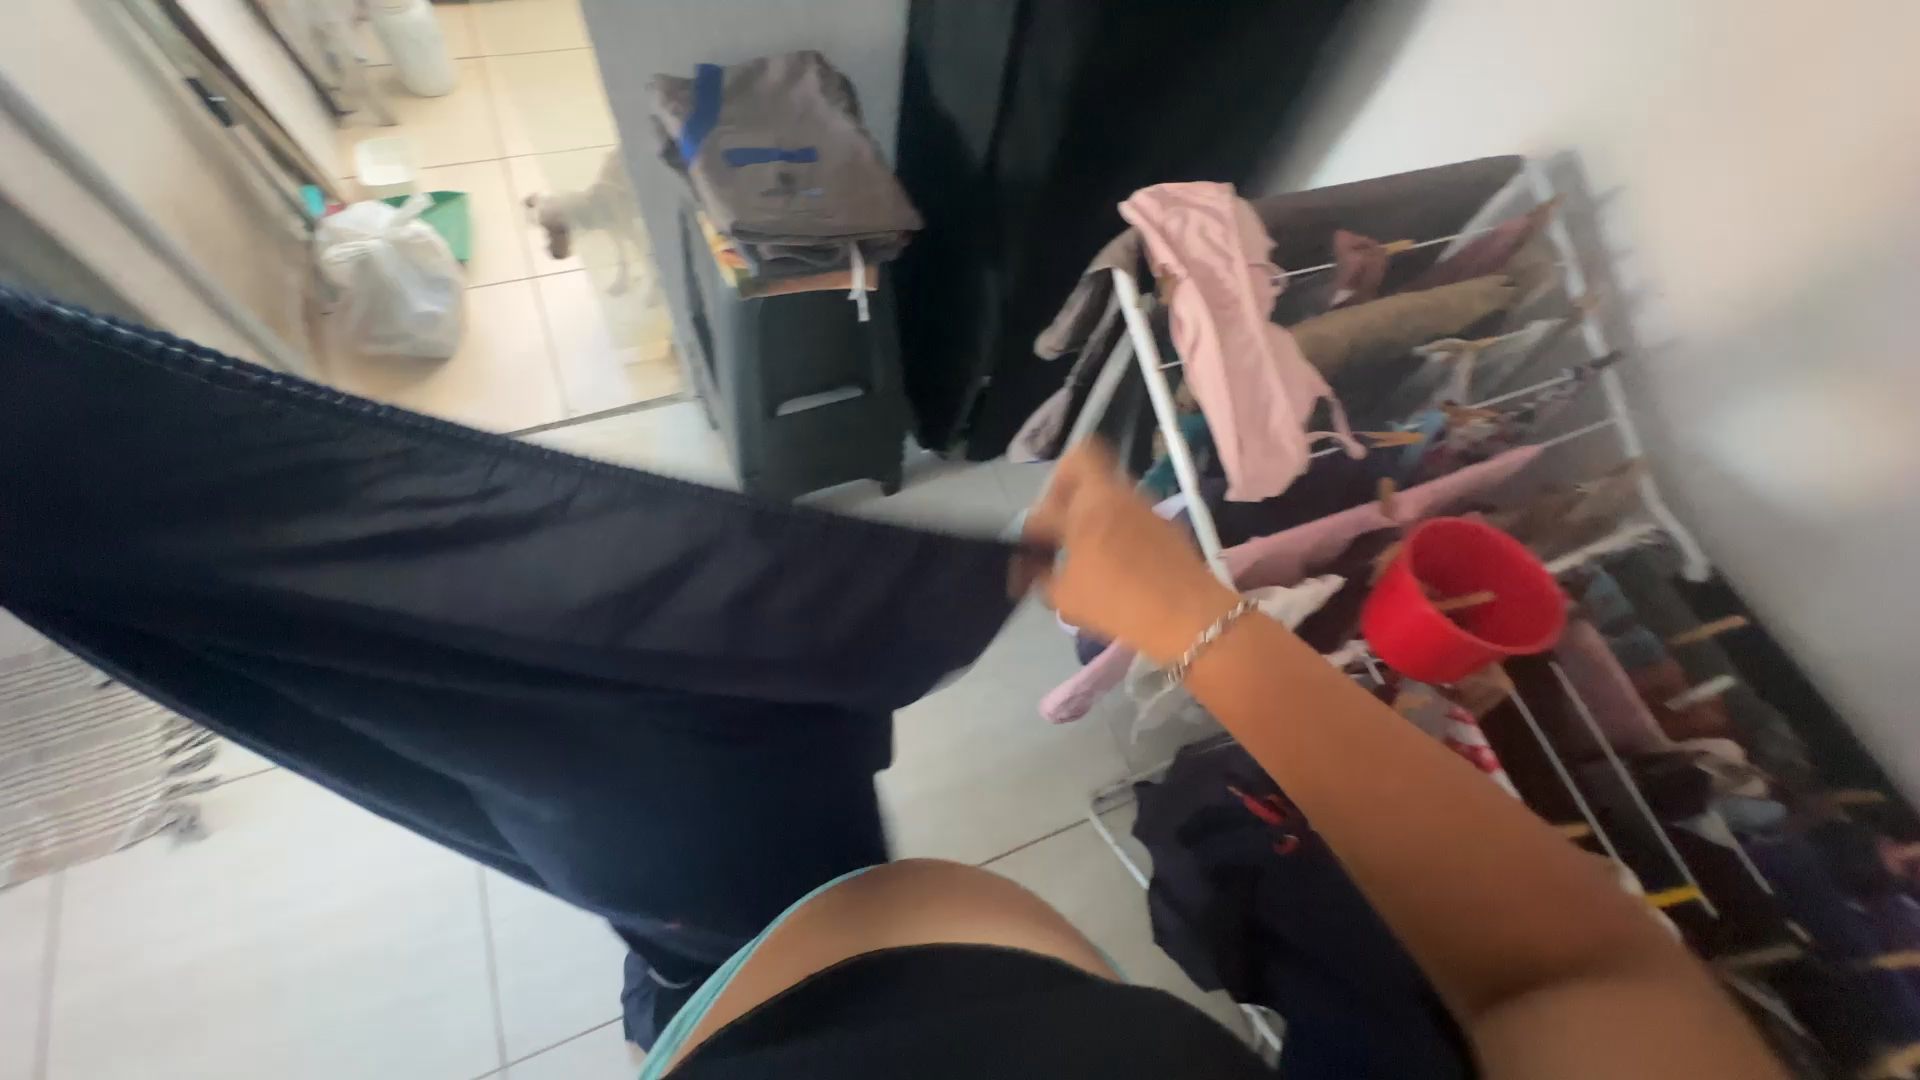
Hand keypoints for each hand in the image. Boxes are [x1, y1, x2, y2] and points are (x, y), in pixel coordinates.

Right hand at [1022, 440, 1239, 664]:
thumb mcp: (1064, 596)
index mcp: (1086, 503)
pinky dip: (1113, 529)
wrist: (1188, 617)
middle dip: (1063, 492)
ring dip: (1090, 513)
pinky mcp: (1164, 524)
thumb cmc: (1117, 601)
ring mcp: (1145, 505)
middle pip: (1083, 467)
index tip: (1035, 547)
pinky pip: (1128, 514)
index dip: (1033, 519)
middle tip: (1058, 529)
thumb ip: (1040, 576)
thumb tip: (1033, 567)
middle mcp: (1116, 492)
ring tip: (1084, 554)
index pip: (1046, 495)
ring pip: (1107, 492)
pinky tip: (1113, 565)